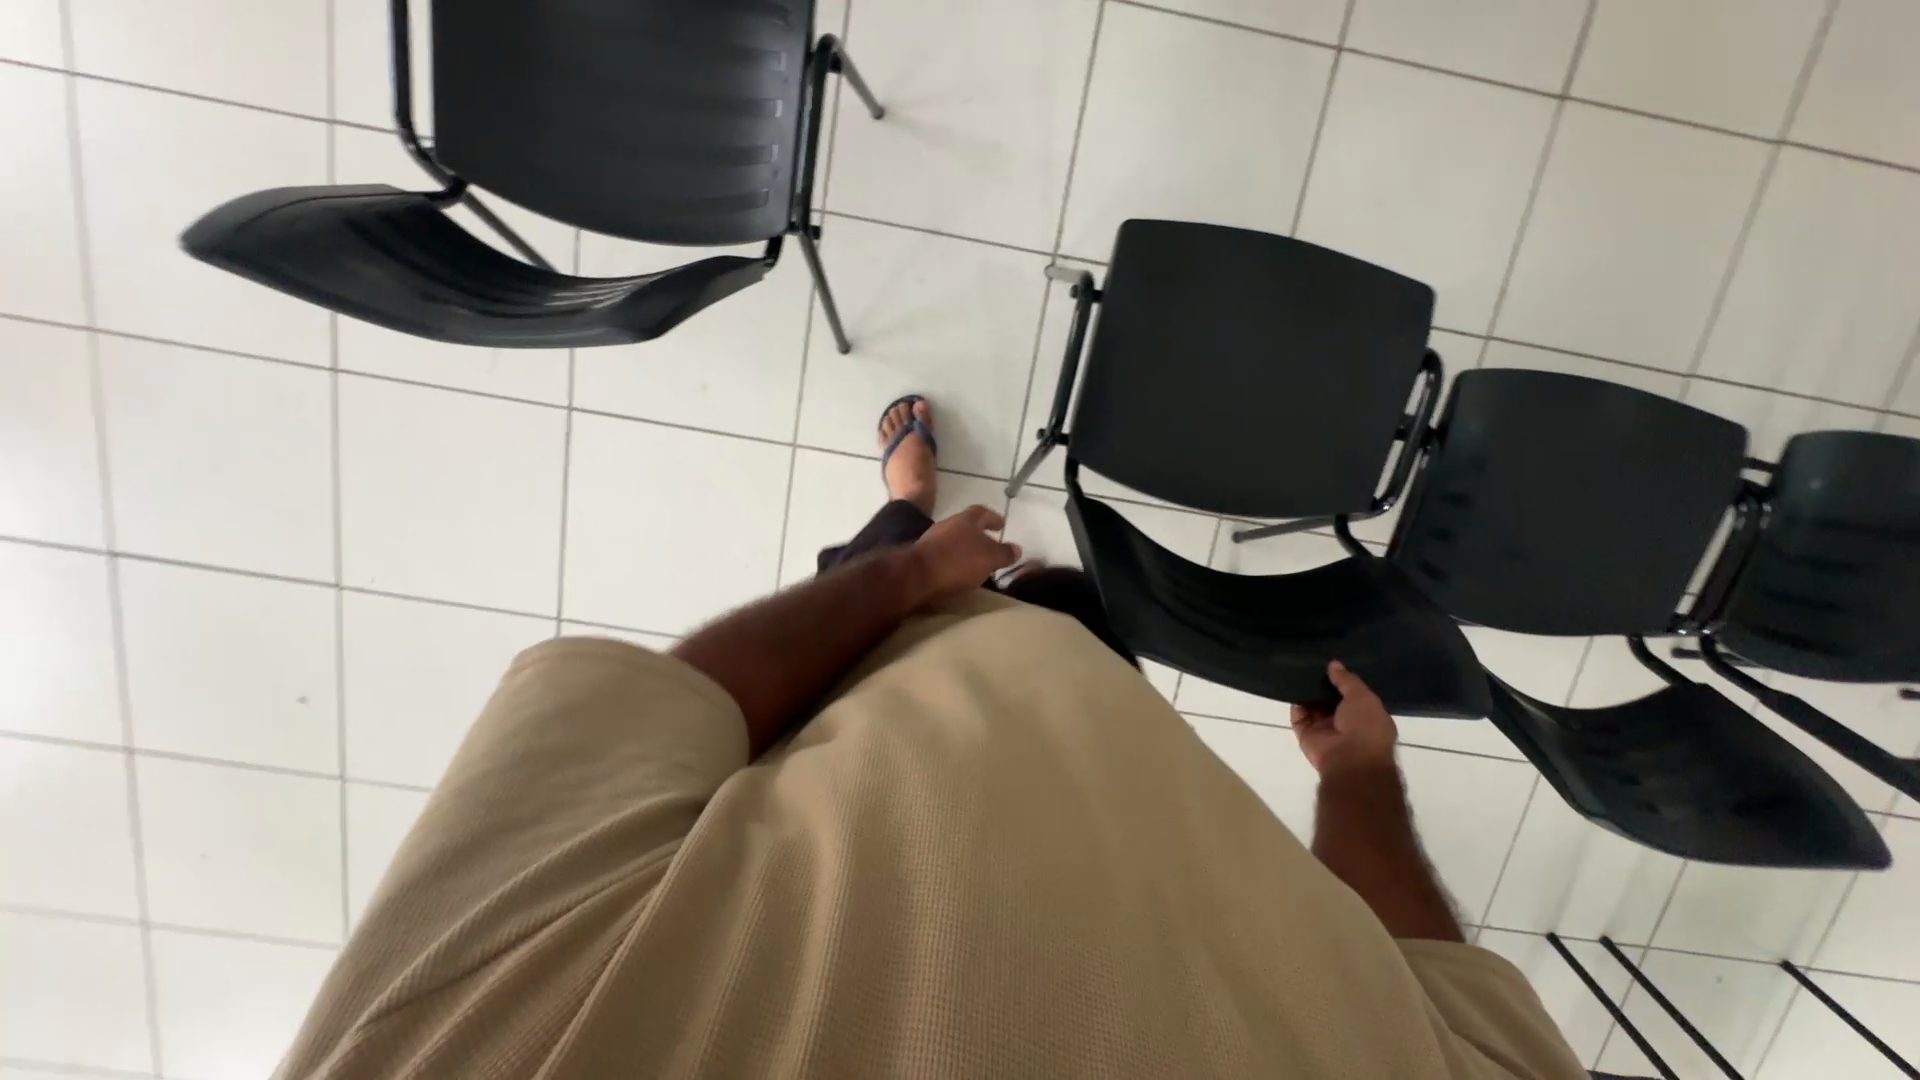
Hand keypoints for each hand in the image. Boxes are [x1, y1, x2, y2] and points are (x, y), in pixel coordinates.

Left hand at [912, 505, 1021, 601]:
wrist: (916, 575)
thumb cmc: (958, 562)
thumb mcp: (989, 559)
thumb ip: (1004, 553)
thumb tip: (1017, 549)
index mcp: (967, 520)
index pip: (983, 512)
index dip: (994, 518)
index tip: (1002, 525)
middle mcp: (948, 524)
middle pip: (967, 525)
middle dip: (979, 535)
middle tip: (990, 545)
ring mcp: (932, 539)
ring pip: (954, 540)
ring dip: (965, 548)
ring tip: (976, 562)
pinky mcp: (921, 555)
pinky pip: (943, 554)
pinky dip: (953, 560)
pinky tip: (957, 573)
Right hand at [1291, 661, 1397, 776]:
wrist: (1350, 759)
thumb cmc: (1366, 727)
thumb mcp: (1363, 697)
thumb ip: (1347, 680)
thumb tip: (1333, 664)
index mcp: (1366, 715)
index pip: (1353, 694)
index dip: (1344, 680)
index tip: (1333, 663)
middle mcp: (1345, 722)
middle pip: (1330, 699)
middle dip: (1323, 684)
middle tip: (1312, 662)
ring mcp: (1324, 729)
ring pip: (1313, 706)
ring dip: (1307, 692)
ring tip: (1298, 669)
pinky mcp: (1306, 734)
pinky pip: (1298, 716)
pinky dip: (1295, 703)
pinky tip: (1292, 685)